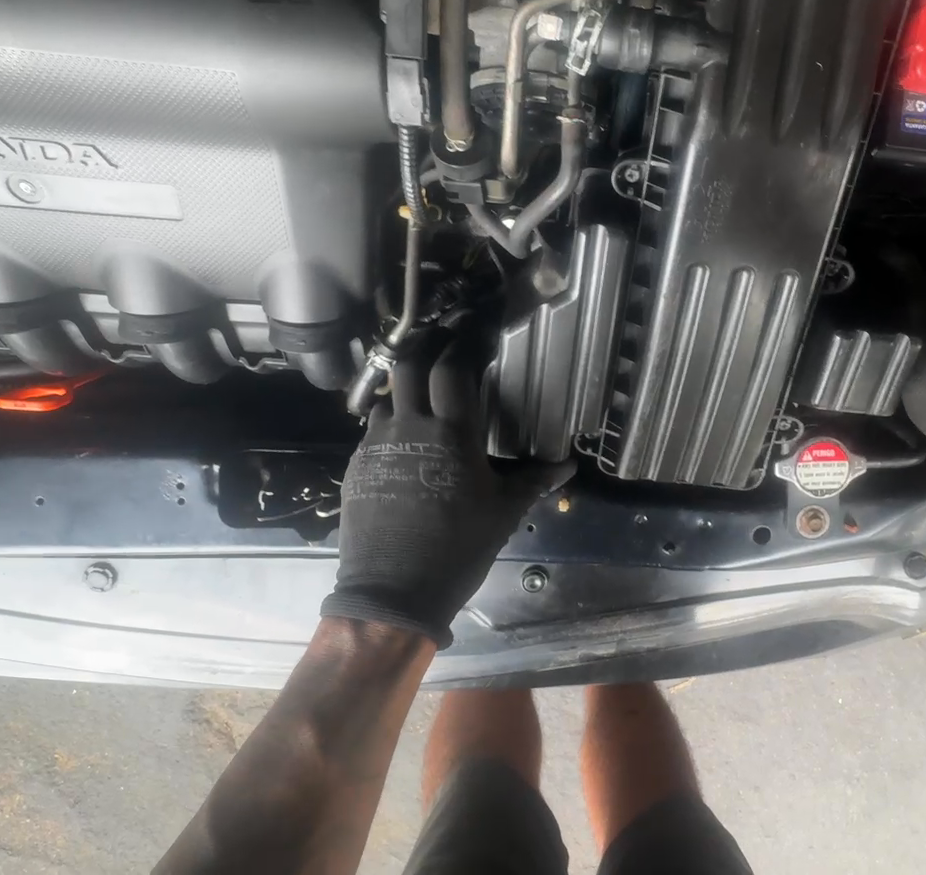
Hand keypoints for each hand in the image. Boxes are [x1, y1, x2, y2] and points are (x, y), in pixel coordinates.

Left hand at [322, 339, 573, 648]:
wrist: (394, 592)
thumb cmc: (458, 547)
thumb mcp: (504, 512)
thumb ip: (534, 480)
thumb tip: (569, 466)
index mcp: (452, 433)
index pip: (452, 368)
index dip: (461, 344)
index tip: (472, 333)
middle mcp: (410, 427)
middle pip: (408, 365)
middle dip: (425, 347)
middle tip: (443, 343)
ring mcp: (377, 444)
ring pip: (386, 395)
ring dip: (403, 386)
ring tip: (422, 392)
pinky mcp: (356, 465)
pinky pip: (373, 428)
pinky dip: (390, 420)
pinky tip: (404, 438)